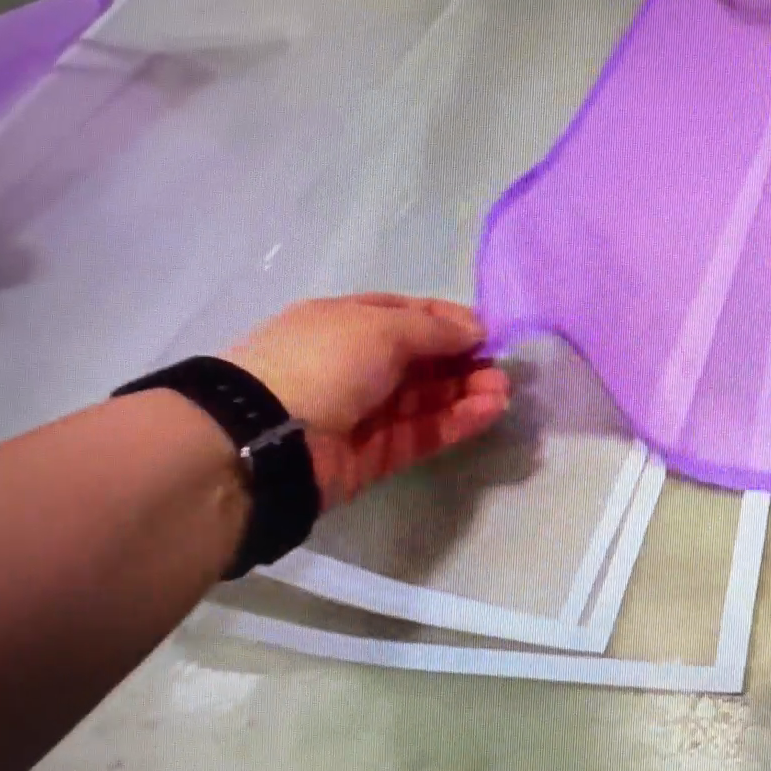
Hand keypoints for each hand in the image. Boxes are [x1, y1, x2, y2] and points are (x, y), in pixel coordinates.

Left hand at [223, 294, 511, 508]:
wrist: (268, 436)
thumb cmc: (323, 361)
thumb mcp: (380, 327)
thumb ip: (435, 329)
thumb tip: (475, 331)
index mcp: (347, 324)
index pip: (408, 316)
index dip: (449, 321)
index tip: (487, 332)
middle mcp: (357, 365)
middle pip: (424, 361)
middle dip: (465, 361)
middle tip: (501, 369)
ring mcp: (367, 412)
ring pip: (429, 399)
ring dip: (468, 393)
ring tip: (502, 393)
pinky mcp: (378, 454)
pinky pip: (425, 432)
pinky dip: (458, 422)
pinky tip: (489, 411)